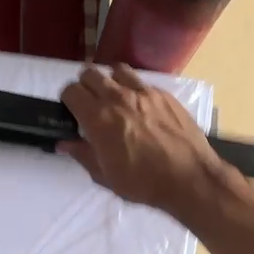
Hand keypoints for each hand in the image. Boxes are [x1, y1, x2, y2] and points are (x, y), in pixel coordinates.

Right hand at [60, 64, 234, 215]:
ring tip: (115, 99)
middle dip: (85, 86)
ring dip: (110, 81)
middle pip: (90, 73)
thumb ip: (82, 154)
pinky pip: (142, 81)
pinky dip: (134, 89)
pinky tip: (140, 108)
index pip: (71, 91)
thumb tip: (64, 143)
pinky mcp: (164, 94)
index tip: (72, 111)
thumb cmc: (143, 183)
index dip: (68, 100)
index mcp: (99, 118)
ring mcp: (144, 92)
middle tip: (90, 104)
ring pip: (116, 70)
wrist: (189, 178)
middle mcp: (118, 97)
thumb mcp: (105, 176)